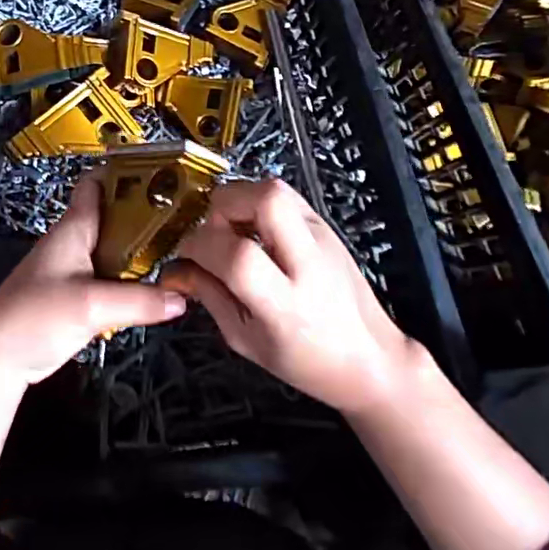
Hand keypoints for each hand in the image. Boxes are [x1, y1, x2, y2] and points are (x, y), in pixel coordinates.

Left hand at [0, 172, 186, 385]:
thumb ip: (139, 301)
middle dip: (143, 215)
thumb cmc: (31, 318)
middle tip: (180, 220)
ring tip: (173, 252)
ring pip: (112, 249)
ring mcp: (71, 270)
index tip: (159, 174)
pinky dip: (127, 279)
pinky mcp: (72, 296)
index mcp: (73, 229)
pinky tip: (148, 290)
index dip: (125, 173)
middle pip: (112, 217)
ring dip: (138, 250)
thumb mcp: (92, 306)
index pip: (96, 183)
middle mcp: (72, 243)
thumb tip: (179, 298)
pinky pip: (107, 278)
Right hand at [162, 179, 423, 415]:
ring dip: (239, 200)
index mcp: (287, 305)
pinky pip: (283, 195)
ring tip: (231, 231)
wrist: (371, 359)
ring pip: (273, 188)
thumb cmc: (309, 361)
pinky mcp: (324, 224)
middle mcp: (309, 262)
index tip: (186, 255)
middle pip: (263, 200)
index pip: (237, 256)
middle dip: (222, 206)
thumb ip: (208, 296)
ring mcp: (321, 237)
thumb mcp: (246, 341)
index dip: (199, 246)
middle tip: (211, 231)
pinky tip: (251, 231)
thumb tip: (177, 269)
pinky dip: (256, 202)